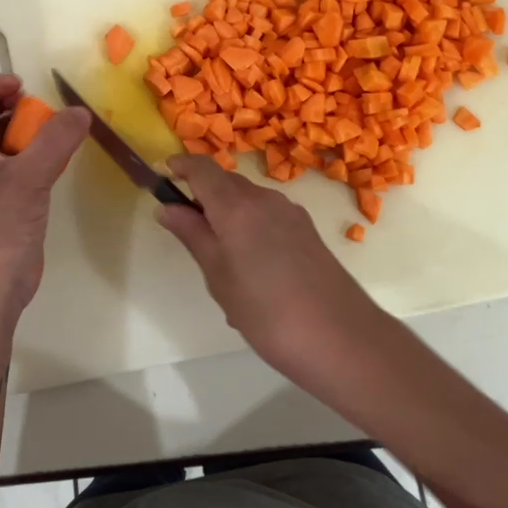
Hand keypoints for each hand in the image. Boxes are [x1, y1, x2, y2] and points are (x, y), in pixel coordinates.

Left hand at [0, 74, 89, 318]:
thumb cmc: (0, 226)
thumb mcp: (29, 177)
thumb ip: (55, 141)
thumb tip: (80, 112)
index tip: (22, 86)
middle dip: (13, 107)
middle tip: (41, 111)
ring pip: (5, 143)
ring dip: (27, 132)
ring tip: (54, 133)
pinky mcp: (7, 202)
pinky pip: (19, 165)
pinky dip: (36, 155)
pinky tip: (58, 161)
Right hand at [155, 154, 386, 389]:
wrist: (344, 341)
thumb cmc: (268, 313)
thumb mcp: (218, 277)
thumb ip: (192, 236)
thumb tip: (167, 207)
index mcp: (237, 206)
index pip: (202, 167)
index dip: (180, 166)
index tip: (162, 177)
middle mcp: (265, 199)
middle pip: (225, 182)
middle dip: (202, 195)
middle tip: (186, 232)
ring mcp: (291, 215)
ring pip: (248, 201)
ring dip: (227, 215)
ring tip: (219, 264)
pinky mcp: (308, 233)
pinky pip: (268, 218)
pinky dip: (250, 229)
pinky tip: (251, 273)